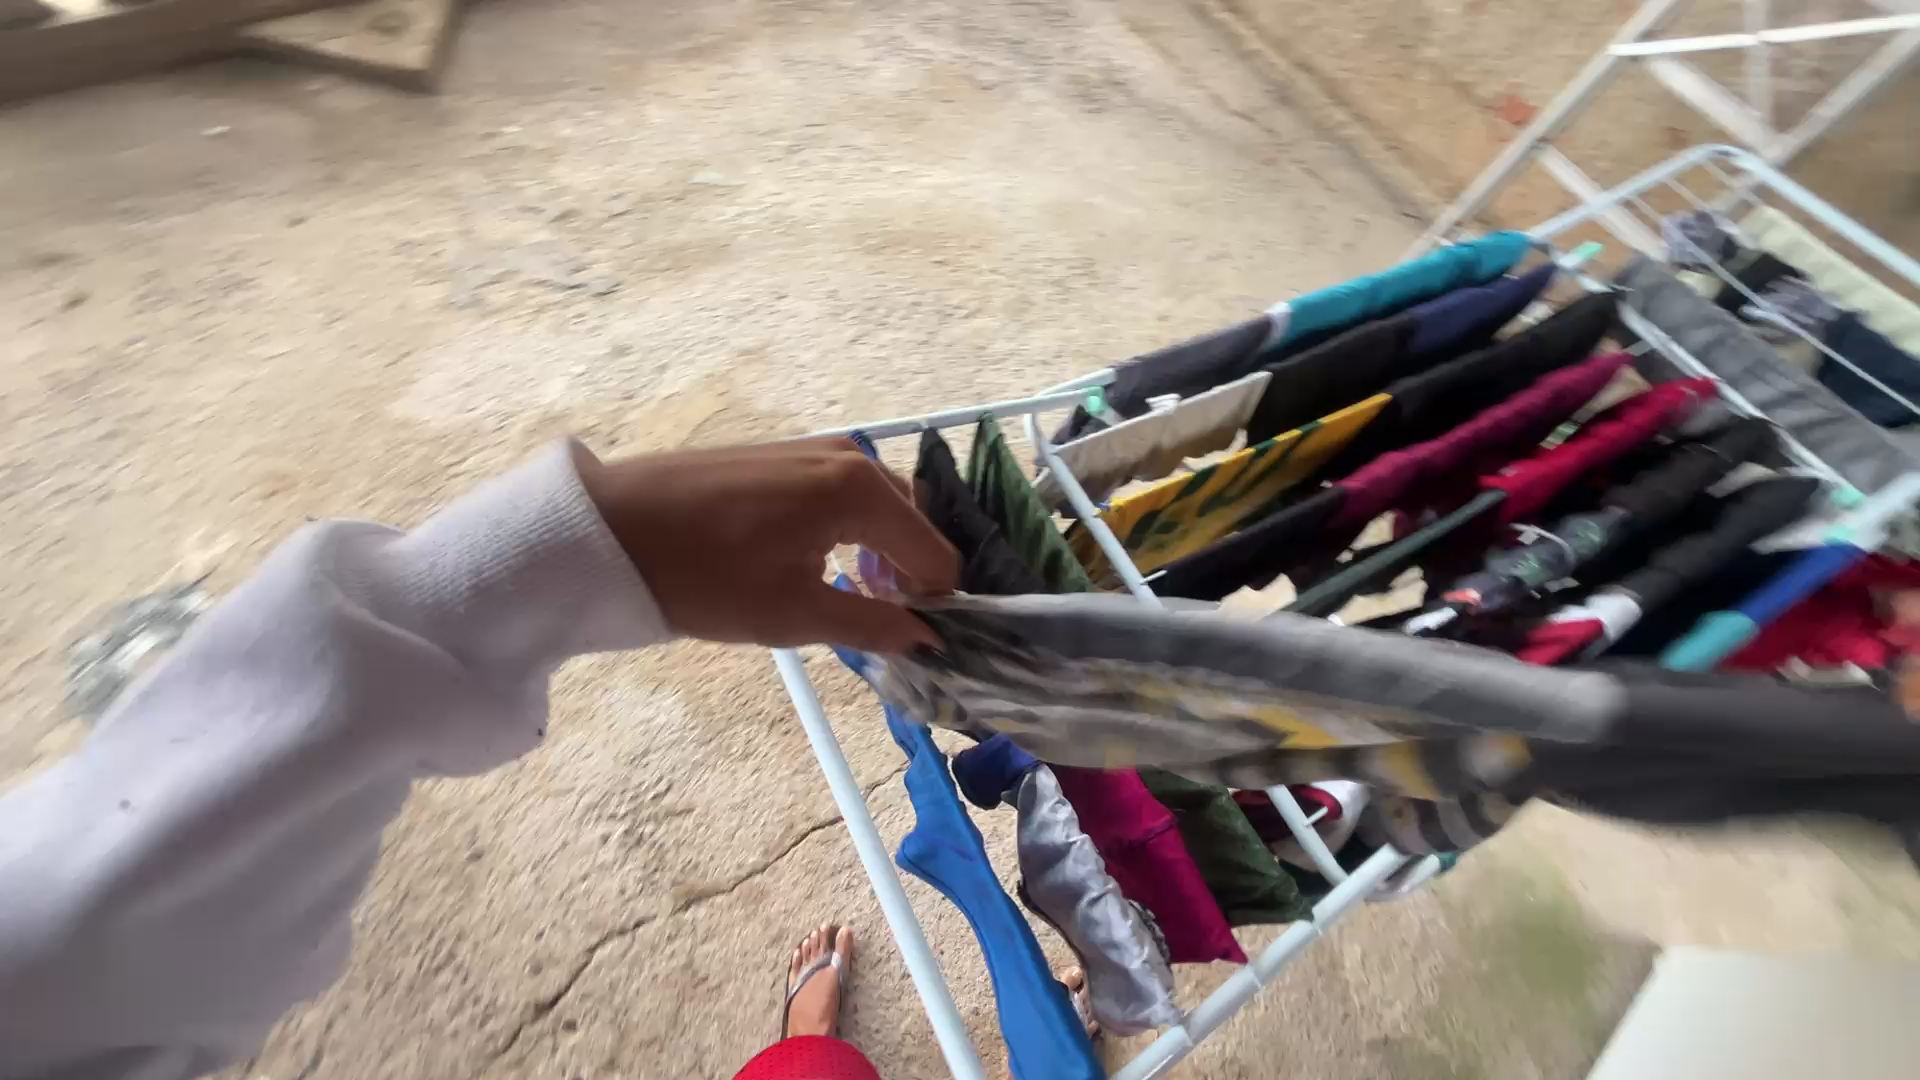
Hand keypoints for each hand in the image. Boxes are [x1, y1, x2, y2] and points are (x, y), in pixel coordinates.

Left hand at [574, 438, 958, 652]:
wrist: (607, 528)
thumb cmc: (704, 576)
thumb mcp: (794, 614)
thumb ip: (875, 624)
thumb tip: (928, 638)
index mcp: (861, 492)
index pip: (935, 553)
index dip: (938, 601)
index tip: (920, 638)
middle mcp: (851, 456)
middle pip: (914, 522)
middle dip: (913, 573)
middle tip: (887, 618)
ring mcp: (818, 447)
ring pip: (882, 505)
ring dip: (884, 550)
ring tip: (856, 593)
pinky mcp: (788, 452)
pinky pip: (847, 491)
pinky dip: (854, 528)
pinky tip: (823, 559)